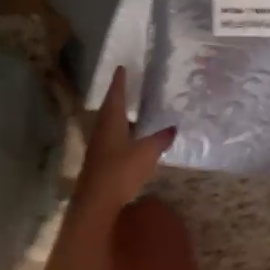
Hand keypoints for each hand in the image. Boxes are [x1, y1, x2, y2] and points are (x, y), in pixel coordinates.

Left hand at [75, 66, 175, 219]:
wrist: (96, 201)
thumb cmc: (121, 170)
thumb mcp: (147, 153)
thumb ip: (160, 139)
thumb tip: (173, 127)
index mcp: (112, 120)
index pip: (116, 94)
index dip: (119, 81)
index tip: (121, 67)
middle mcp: (101, 128)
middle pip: (109, 107)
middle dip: (118, 96)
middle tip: (127, 85)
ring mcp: (98, 145)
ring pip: (108, 123)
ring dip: (118, 115)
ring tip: (131, 110)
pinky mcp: (98, 160)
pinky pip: (110, 138)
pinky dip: (119, 132)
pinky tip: (128, 138)